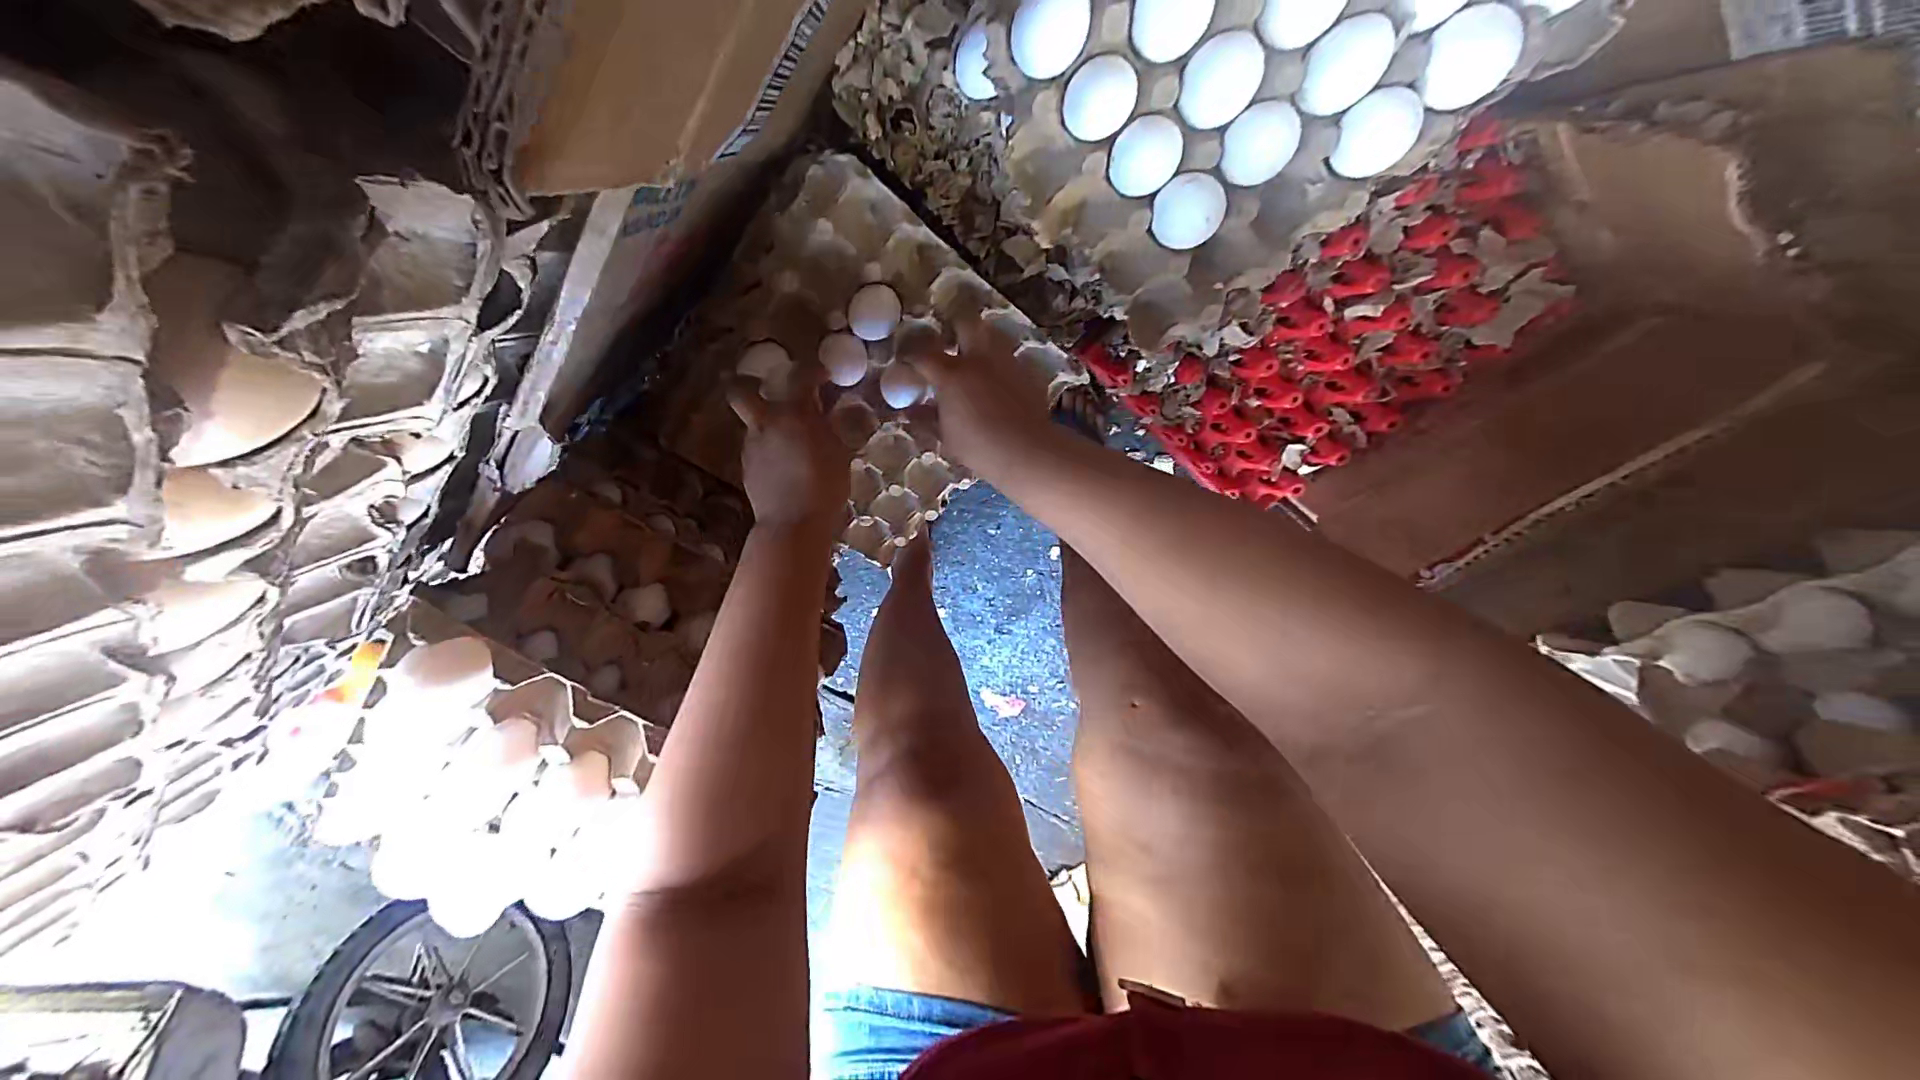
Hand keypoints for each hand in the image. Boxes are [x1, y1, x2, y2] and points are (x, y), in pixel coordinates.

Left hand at [729, 367, 849, 532]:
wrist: (793, 523)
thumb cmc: (826, 487)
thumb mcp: (840, 453)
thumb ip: (831, 429)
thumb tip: (832, 414)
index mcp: (795, 412)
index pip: (801, 375)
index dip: (814, 370)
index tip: (824, 375)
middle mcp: (766, 422)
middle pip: (742, 388)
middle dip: (751, 384)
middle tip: (771, 391)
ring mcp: (751, 445)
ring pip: (752, 422)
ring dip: (768, 423)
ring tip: (791, 441)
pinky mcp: (746, 468)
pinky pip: (756, 448)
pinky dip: (769, 449)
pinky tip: (785, 466)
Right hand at [899, 316, 1053, 477]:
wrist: (1027, 451)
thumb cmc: (979, 447)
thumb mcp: (946, 437)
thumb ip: (926, 419)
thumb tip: (909, 412)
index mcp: (952, 374)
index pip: (923, 353)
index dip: (911, 354)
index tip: (907, 359)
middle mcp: (979, 358)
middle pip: (965, 323)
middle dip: (953, 327)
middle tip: (947, 342)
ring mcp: (1006, 362)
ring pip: (992, 335)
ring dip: (980, 340)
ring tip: (974, 358)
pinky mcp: (1027, 372)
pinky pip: (1010, 357)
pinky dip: (1000, 364)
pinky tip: (998, 380)